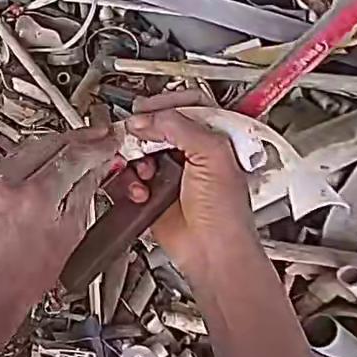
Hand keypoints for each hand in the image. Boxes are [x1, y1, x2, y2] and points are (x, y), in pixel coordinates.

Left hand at [0, 125, 120, 356]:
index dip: (98, 146)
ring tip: (77, 149)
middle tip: (99, 138)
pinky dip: (31, 158)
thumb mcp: (69, 235)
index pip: (74, 156)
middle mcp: (6, 182)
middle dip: (79, 139)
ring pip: (28, 147)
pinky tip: (46, 162)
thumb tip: (98, 167)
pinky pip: (10, 161)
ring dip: (55, 145)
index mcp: (34, 196)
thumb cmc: (22, 278)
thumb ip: (85, 192)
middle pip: (50, 143)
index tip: (110, 140)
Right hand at [124, 91, 255, 276]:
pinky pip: (130, 177)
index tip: (148, 109)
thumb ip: (182, 128)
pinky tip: (141, 191)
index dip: (167, 103)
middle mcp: (192, 153)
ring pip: (140, 151)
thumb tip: (150, 117)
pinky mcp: (152, 192)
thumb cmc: (226, 214)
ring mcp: (171, 173)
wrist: (212, 253)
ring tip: (143, 171)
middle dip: (143, 133)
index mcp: (214, 139)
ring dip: (136, 160)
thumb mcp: (213, 157)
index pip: (189, 105)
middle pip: (158, 127)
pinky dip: (130, 182)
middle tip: (135, 136)